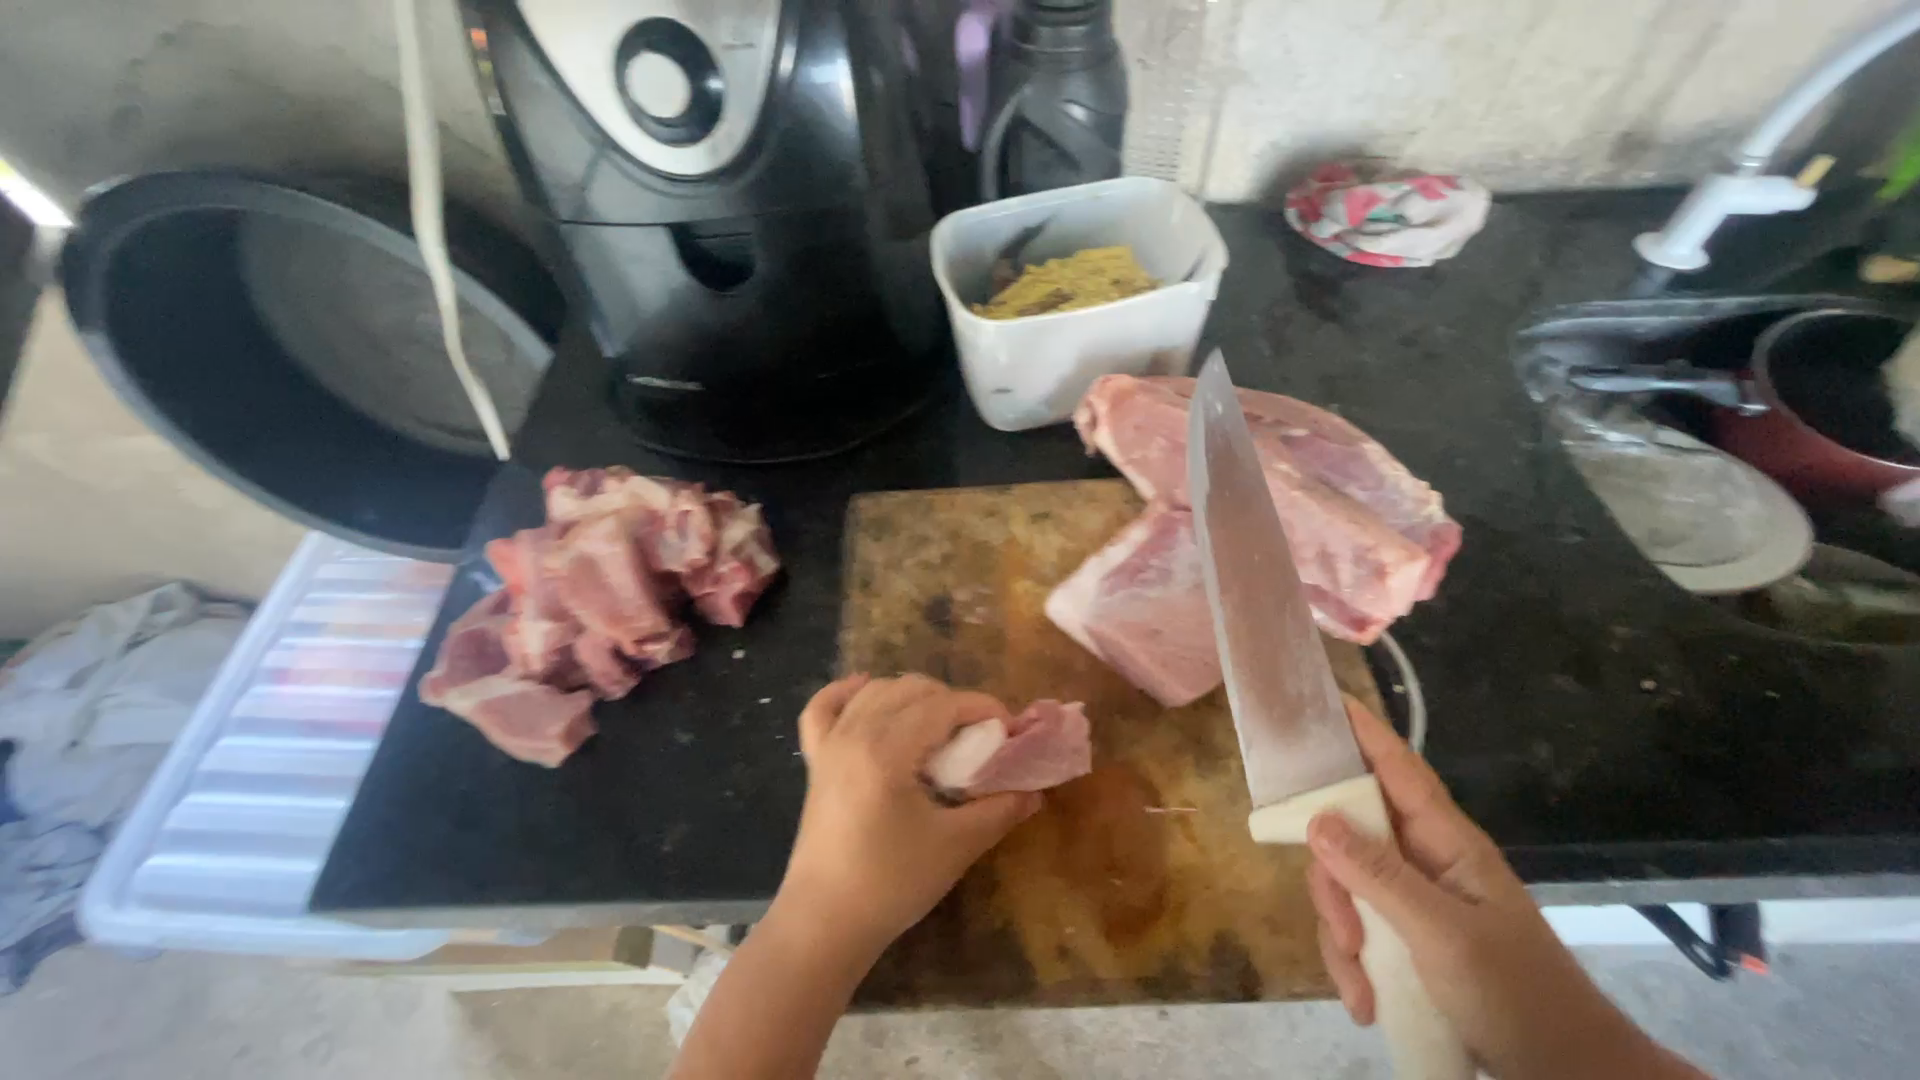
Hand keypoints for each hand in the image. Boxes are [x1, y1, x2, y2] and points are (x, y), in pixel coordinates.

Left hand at [778, 674, 1041, 956]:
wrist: (825, 923)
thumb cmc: (891, 884)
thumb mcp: (956, 846)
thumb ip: (998, 810)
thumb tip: (1034, 791)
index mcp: (887, 750)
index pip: (943, 705)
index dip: (982, 708)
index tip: (1009, 731)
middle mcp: (854, 734)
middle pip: (911, 689)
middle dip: (953, 702)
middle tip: (980, 738)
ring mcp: (829, 745)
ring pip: (874, 692)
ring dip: (912, 697)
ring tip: (939, 728)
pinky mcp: (815, 762)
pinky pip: (823, 709)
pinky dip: (846, 693)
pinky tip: (866, 692)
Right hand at [1305, 699, 1707, 1079]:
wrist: (1568, 1075)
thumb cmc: (1519, 996)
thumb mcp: (1444, 936)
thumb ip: (1378, 875)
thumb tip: (1315, 818)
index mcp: (1447, 842)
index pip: (1398, 769)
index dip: (1363, 732)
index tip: (1326, 697)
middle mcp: (1423, 860)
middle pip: (1348, 836)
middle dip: (1334, 884)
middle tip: (1344, 931)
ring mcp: (1412, 900)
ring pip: (1344, 886)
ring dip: (1342, 938)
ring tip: (1363, 988)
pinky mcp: (1403, 937)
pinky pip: (1355, 929)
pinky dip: (1353, 965)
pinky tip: (1367, 1002)